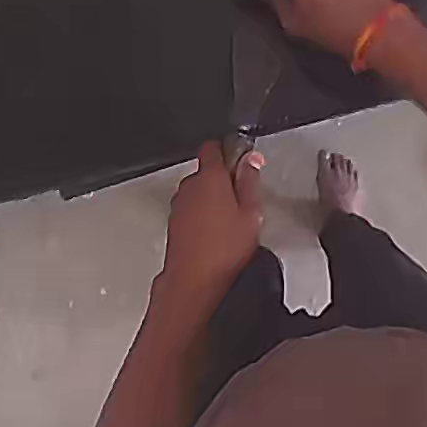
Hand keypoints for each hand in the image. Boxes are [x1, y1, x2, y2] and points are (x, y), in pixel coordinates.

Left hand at [156, 142, 263, 310]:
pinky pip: (191, 207)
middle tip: (242, 196)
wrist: (194, 280)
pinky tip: (216, 231)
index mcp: (210, 177)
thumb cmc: (223, 249)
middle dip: (223, 177)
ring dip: (212, 196)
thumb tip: (251, 160)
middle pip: (207, 169)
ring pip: (199, 189)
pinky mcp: (175, 220)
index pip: (213, 147)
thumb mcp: (251, 214)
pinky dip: (202, 212)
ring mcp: (180, 203)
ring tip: (231, 219)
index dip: (227, 148)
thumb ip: (250, 181)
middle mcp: (190, 185)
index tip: (240, 158)